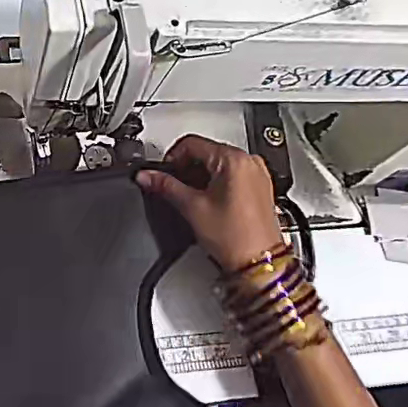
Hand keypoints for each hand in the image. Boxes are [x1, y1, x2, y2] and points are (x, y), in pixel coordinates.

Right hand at [136, 135, 285, 270]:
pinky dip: (217, 182)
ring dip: (201, 175)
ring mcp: (257, 174)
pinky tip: (209, 201)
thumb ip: (166, 186)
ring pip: (219, 163)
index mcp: (234, 159)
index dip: (172, 157)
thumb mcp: (192, 207)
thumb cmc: (237, 238)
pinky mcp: (260, 186)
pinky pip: (232, 174)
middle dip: (186, 167)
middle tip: (173, 186)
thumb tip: (147, 176)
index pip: (192, 143)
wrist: (259, 263)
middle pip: (206, 151)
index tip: (163, 172)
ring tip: (192, 197)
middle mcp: (249, 161)